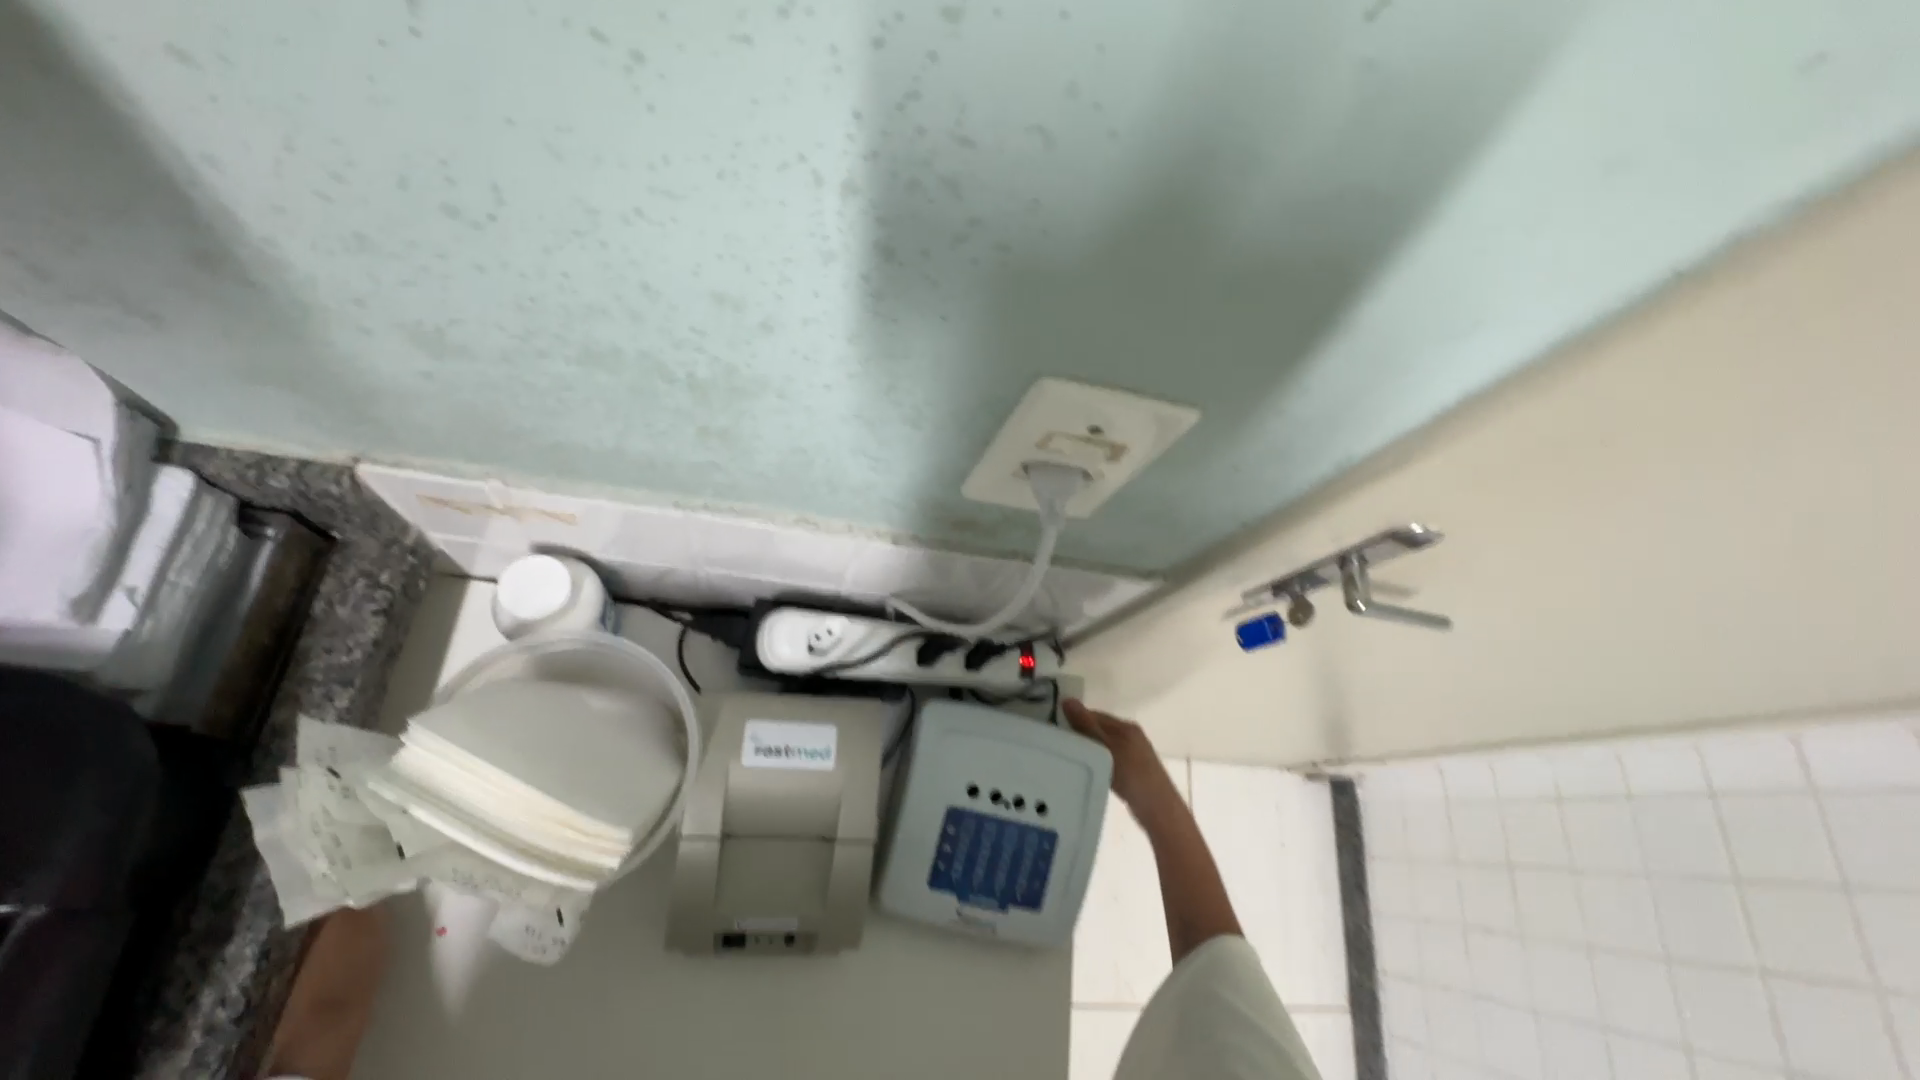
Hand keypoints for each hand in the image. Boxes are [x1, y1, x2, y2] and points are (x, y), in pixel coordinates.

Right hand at [1062, 698, 1178, 813]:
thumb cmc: (1132, 775)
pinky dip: (1097, 762)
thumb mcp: (1106, 749)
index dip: (1075, 720)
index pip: (1094, 715)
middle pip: (1099, 729)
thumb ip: (1088, 726)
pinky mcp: (1132, 770)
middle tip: (1059, 747)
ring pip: (1104, 746)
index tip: (1056, 731)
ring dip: (1089, 750)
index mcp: (1126, 727)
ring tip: (1069, 759)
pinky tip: (1087, 771)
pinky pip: (1109, 759)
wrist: (1158, 808)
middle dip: (1081, 735)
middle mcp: (1131, 736)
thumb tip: (1067, 700)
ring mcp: (1133, 753)